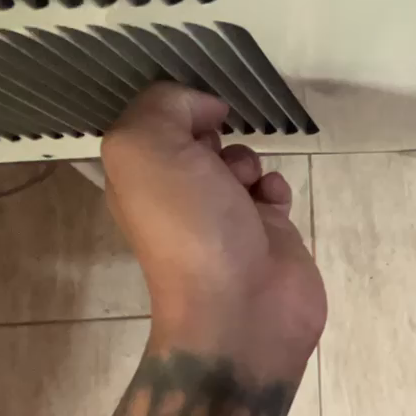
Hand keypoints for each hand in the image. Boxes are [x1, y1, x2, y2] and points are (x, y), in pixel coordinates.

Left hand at [100, 84, 324, 380]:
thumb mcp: (145, 149)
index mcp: (139, 179)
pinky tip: (272, 202)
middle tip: (218, 151)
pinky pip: (274, 191)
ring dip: (248, 160)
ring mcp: (226, 216)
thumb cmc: (189, 228)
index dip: (174, 108)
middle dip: (214, 132)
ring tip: (247, 184)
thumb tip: (205, 109)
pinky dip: (276, 188)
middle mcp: (179, 195)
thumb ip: (164, 107)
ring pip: (240, 162)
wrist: (243, 308)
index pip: (151, 126)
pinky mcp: (269, 233)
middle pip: (198, 140)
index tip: (196, 109)